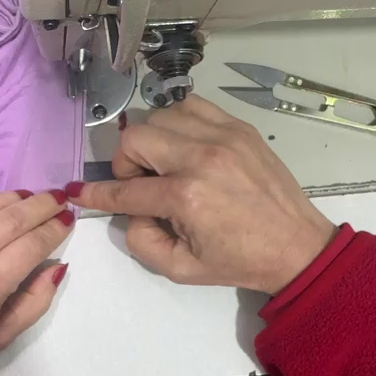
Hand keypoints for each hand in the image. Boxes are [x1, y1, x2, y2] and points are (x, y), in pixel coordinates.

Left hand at [0, 189, 73, 366]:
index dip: (54, 228)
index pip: (30, 245)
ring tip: (24, 198)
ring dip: (7, 199)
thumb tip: (57, 264)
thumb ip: (36, 301)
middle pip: (9, 219)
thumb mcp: (1, 337)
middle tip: (56, 198)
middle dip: (39, 206)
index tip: (67, 217)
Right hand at [69, 98, 333, 294]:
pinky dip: (179, 124)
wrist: (296, 245)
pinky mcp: (240, 127)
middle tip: (141, 185)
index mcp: (187, 197)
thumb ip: (141, 240)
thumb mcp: (180, 268)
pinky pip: (192, 106)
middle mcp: (202, 158)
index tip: (80, 191)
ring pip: (161, 115)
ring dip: (153, 140)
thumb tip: (130, 210)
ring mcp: (224, 136)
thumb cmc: (238, 261)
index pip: (126, 190)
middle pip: (136, 137)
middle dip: (127, 163)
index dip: (98, 194)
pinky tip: (186, 148)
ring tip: (166, 166)